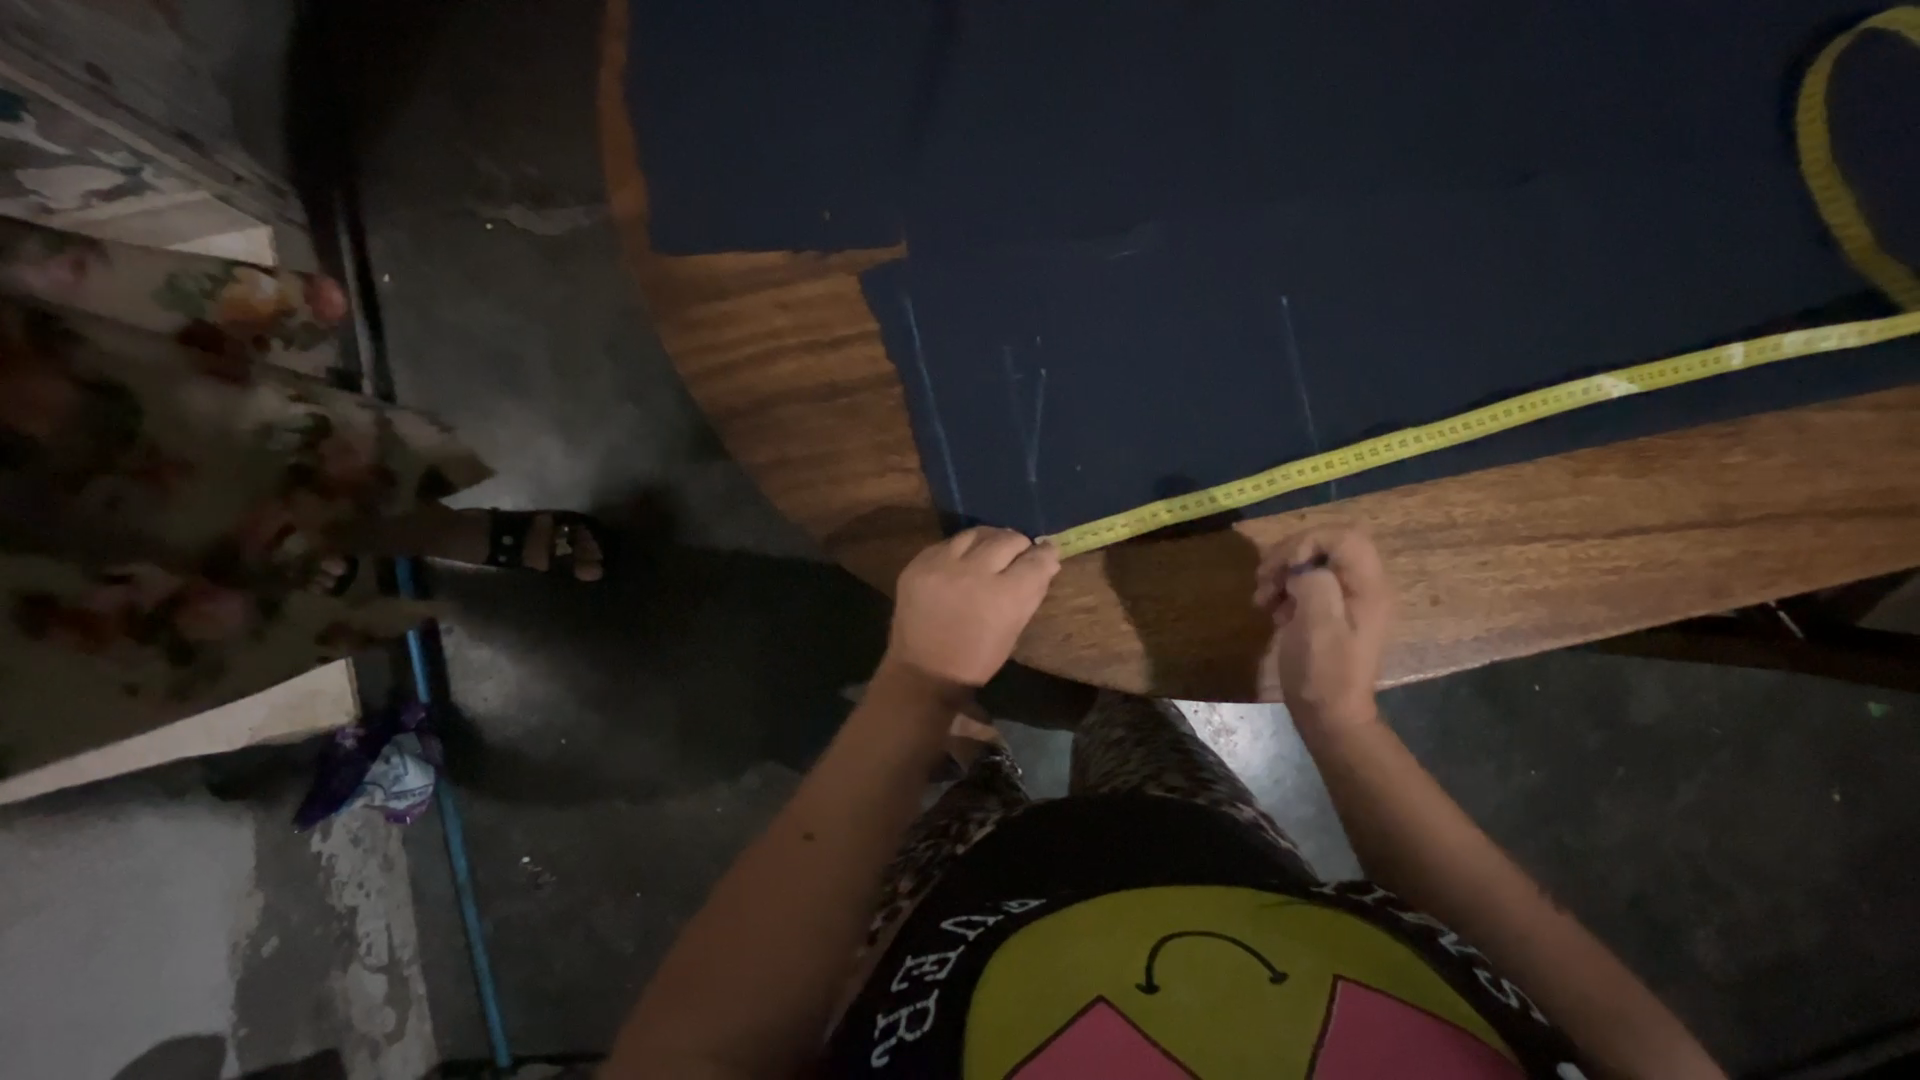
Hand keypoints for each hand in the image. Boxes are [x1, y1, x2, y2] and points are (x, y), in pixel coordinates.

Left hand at [885, 528, 1060, 689]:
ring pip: (977, 533)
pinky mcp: (919, 563)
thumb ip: (1032, 592)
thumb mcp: (1014, 630)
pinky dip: (963, 548)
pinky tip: (965, 559)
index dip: (1045, 553)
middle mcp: (974, 573)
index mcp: (1004, 596)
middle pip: (1007, 540)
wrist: (923, 670)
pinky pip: (948, 543)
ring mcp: (942, 565)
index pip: (1035, 560)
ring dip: (991, 539)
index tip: (1046, 551)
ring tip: (993, 549)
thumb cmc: (976, 658)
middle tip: (1020, 552)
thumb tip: (1049, 561)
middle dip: (1019, 544)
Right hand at [1253, 526, 1393, 726]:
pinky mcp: (1333, 613)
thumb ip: (1314, 583)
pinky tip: (1273, 611)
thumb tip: (1302, 569)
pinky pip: (1309, 584)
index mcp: (1368, 587)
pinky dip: (1286, 590)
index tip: (1281, 569)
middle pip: (1327, 546)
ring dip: (1282, 573)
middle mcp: (1364, 588)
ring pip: (1314, 563)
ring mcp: (1349, 601)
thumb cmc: (1323, 672)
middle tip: (1262, 580)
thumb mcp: (1317, 624)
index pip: (1344, 537)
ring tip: (1262, 598)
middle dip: (1289, 556)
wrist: (1328, 715)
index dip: (1306, 542)